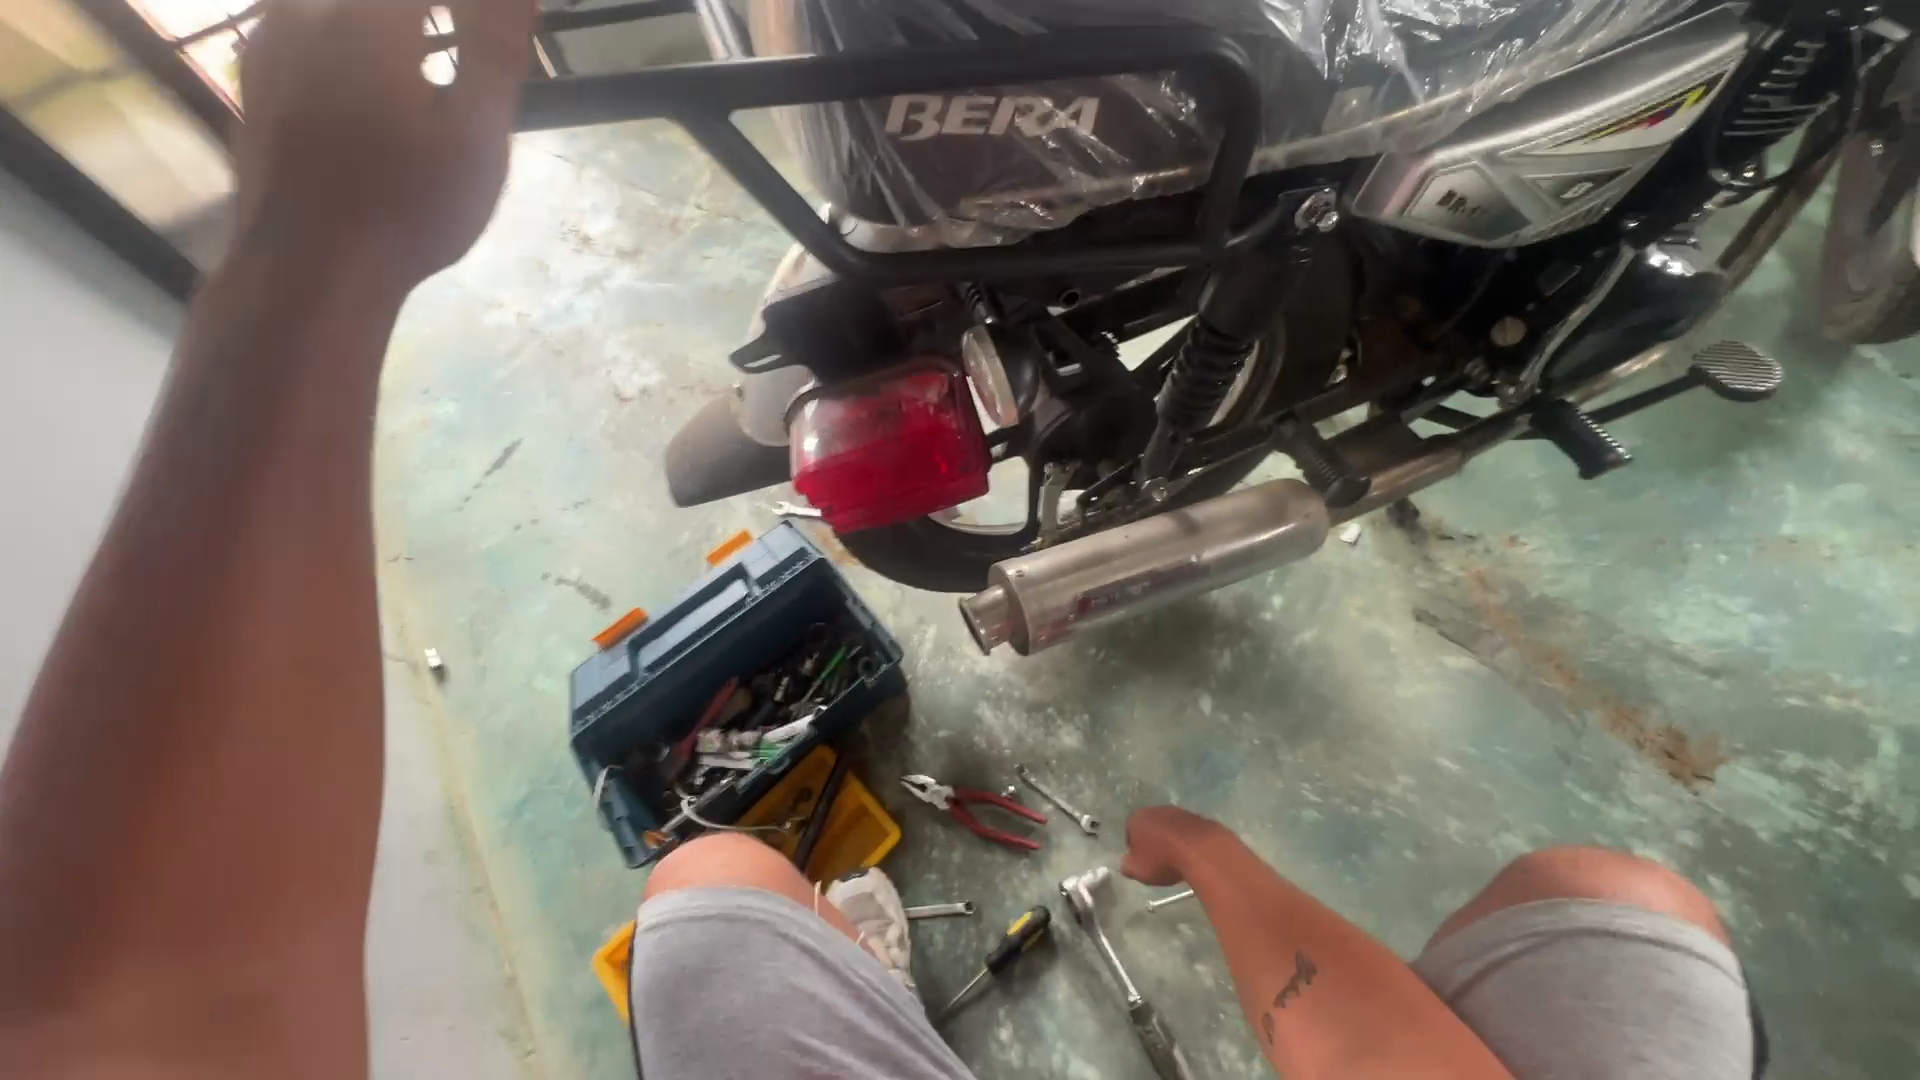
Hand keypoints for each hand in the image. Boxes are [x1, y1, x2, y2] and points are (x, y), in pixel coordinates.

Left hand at [233, 0, 533, 287]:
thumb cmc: (412, 205)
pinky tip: (376, 86)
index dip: (479, 12)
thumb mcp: (475, 135)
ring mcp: (272, 40)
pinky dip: (350, 41)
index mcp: (370, 18)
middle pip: (385, 3)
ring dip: (392, 28)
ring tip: (426, 77)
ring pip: (340, 12)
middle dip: (431, 19)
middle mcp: (309, 10)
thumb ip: (493, 51)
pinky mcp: (259, 75)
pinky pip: (307, 28)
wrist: (315, 263)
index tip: (509, 25)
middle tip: (477, 49)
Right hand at [1120, 805, 1224, 886]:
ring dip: (1171, 841)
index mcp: (1137, 818)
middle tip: (1160, 862)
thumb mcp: (1138, 870)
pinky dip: (1187, 842)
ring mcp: (1178, 811)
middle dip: (1154, 842)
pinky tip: (1192, 856)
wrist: (1201, 850)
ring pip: (1170, 828)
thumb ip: (1127, 866)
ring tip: (1178, 860)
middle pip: (1151, 827)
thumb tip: (1126, 862)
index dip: (1136, 850)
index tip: (1143, 863)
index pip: (1130, 833)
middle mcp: (1155, 809)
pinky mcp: (1198, 817)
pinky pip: (1187, 832)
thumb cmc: (1163, 860)